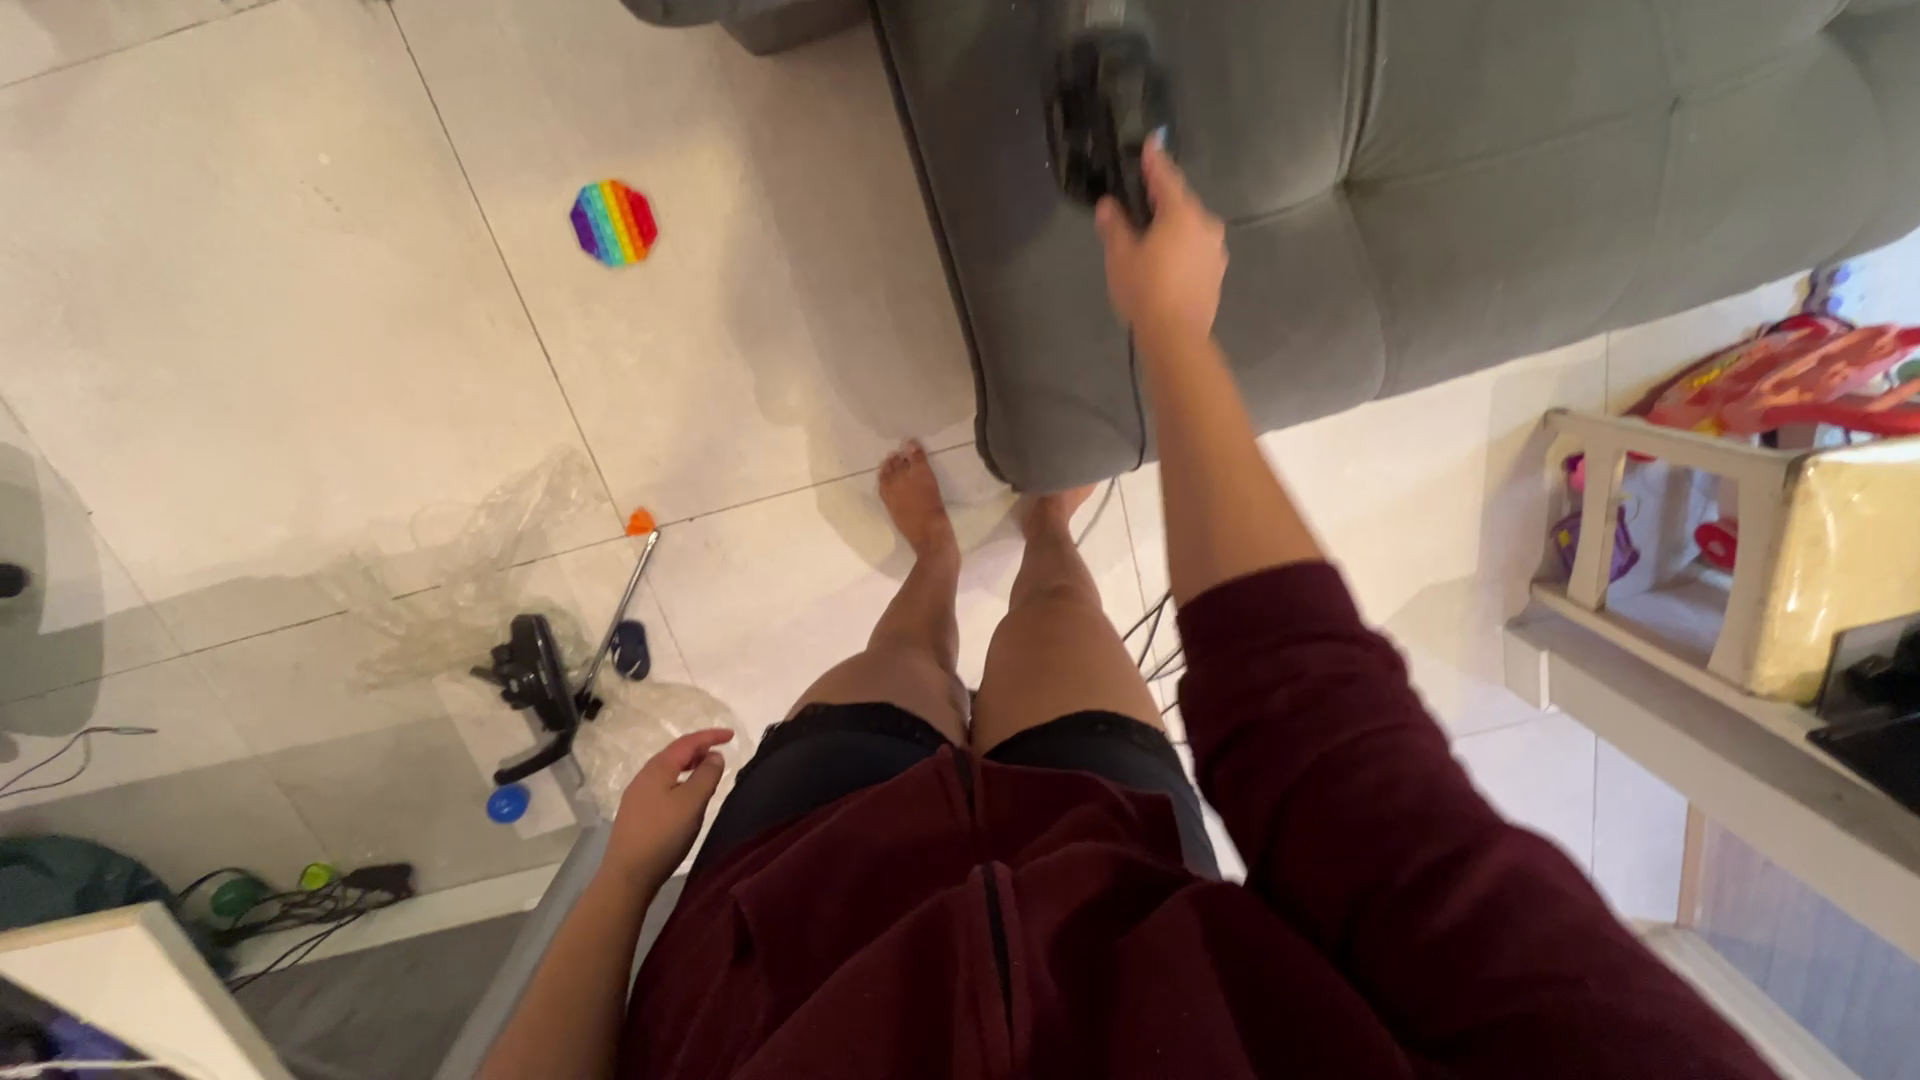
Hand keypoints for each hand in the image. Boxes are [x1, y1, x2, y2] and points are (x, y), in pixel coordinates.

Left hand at [602, 728, 733, 889]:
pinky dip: (681, 781)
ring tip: (708, 771)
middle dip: (699, 749)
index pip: (687, 742)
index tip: (732, 735)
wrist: (627, 876)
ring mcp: (637, 796)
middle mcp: (644, 777)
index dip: (710, 736)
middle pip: (675, 754)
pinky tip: (687, 796)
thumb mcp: (692, 802)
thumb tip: (714, 755)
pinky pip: (663, 786)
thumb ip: (707, 775)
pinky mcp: (637, 814)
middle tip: (721, 752)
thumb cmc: (663, 835)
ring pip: (668, 771)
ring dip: (690, 766)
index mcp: (658, 769)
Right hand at [1093, 138, 1227, 350]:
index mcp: (1181, 214)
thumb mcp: (1120, 256)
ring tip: (1151, 243)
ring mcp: (1215, 252)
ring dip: (1172, 232)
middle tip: (1140, 206)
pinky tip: (1165, 268)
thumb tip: (1108, 206)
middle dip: (1160, 204)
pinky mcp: (1216, 275)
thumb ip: (1114, 227)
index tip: (1151, 143)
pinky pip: (1195, 254)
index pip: (1165, 178)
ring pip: (1189, 232)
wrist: (1176, 336)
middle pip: (1180, 206)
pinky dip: (1181, 253)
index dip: (1154, 161)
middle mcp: (1205, 225)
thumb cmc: (1145, 290)